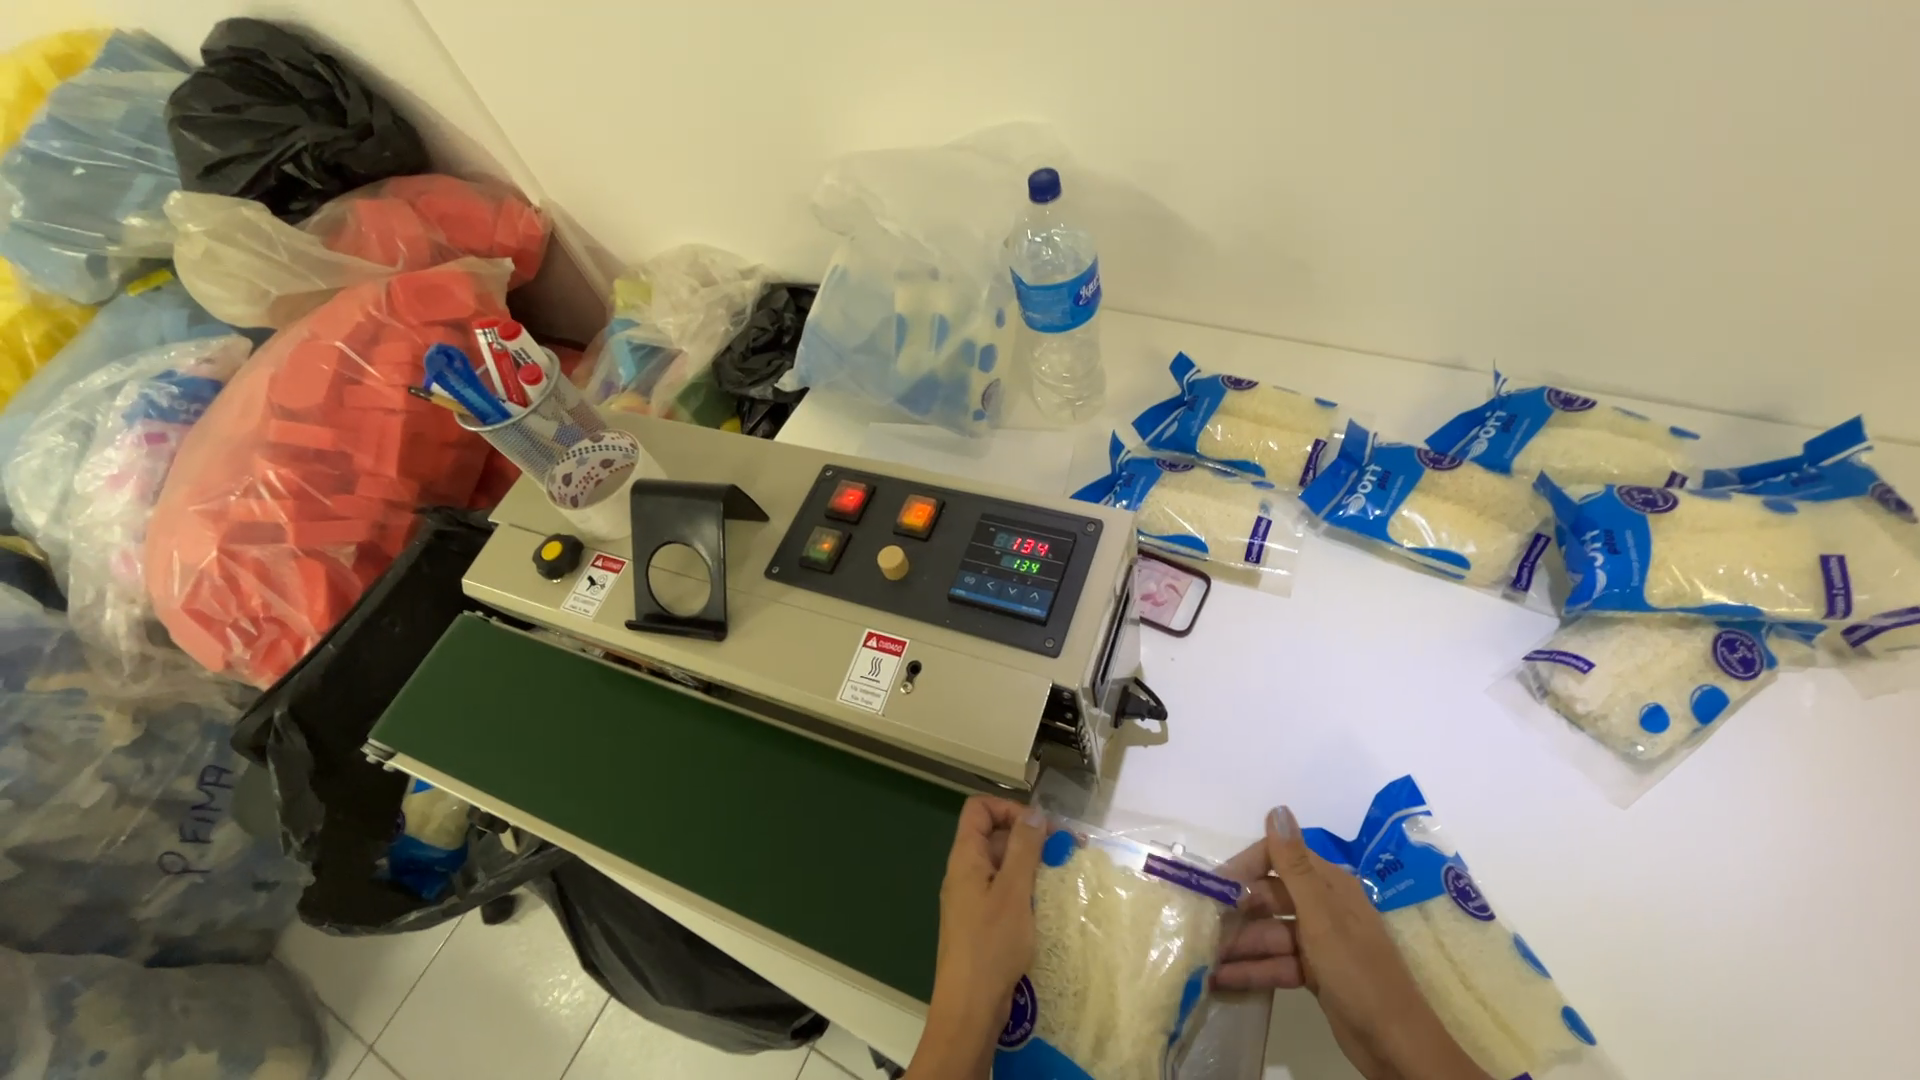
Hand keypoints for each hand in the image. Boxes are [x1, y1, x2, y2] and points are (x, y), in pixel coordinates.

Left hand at [905, 795, 1047, 1079]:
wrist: (970, 1008)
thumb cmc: (991, 945)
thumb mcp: (1013, 891)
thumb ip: (1023, 848)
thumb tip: (1033, 812)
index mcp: (965, 858)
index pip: (980, 809)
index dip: (1009, 808)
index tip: (1041, 827)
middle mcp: (965, 872)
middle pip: (995, 836)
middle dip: (1030, 838)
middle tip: (1067, 851)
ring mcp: (973, 898)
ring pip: (1003, 866)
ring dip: (1032, 865)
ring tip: (1064, 876)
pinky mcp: (983, 922)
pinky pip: (1005, 892)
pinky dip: (1027, 890)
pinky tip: (1049, 903)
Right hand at [1215, 807, 1491, 1079]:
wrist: (1399, 1049)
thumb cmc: (1359, 974)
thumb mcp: (1322, 918)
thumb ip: (1294, 865)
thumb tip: (1277, 809)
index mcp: (1329, 885)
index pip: (1279, 857)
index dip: (1246, 866)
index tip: (1215, 885)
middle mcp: (1324, 907)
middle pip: (1269, 896)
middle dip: (1237, 909)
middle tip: (1201, 924)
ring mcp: (1319, 941)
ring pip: (1269, 933)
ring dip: (1239, 943)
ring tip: (1203, 956)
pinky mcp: (1316, 973)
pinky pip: (1276, 962)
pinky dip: (1252, 969)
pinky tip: (1221, 978)